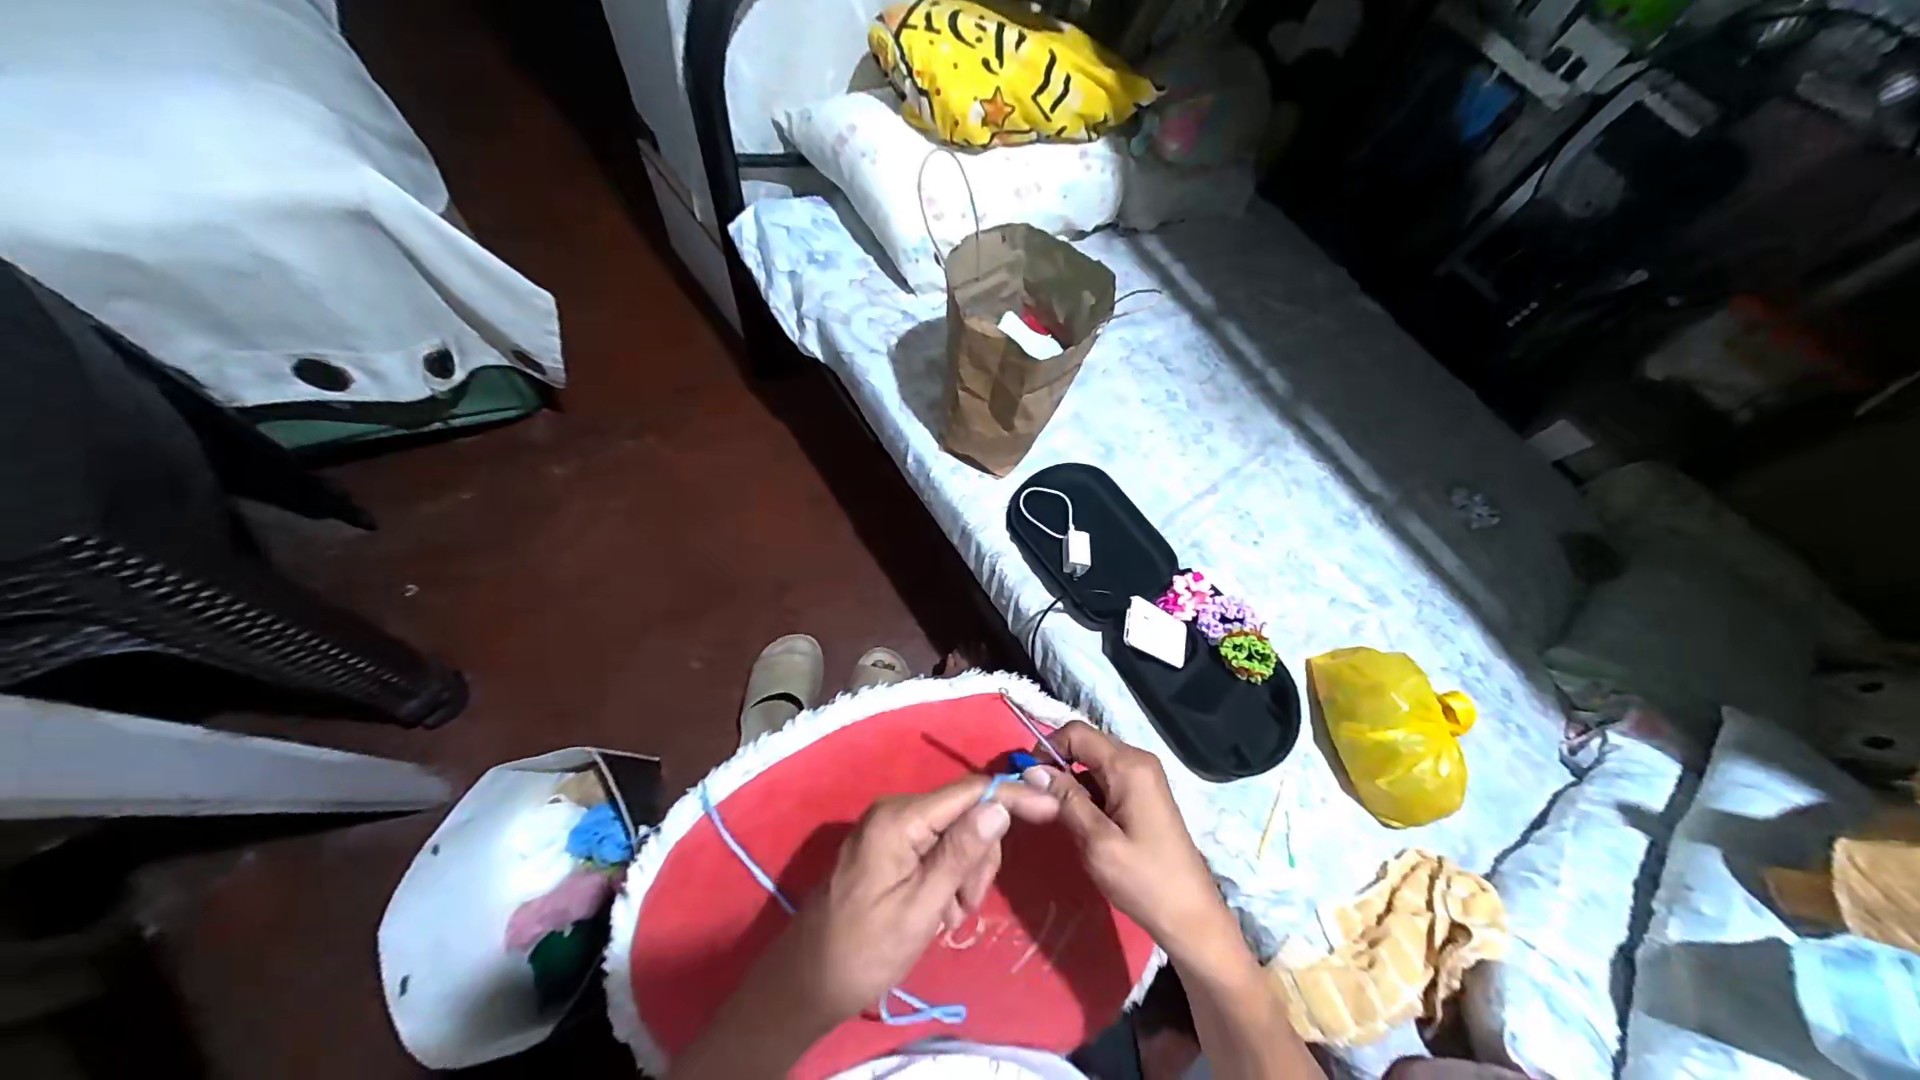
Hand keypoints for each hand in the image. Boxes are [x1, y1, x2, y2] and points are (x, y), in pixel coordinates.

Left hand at [755, 773, 1059, 1025]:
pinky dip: (946, 879)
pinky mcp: (890, 846)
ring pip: (956, 835)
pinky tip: (936, 911)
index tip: (1052, 808)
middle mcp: (896, 811)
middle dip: (977, 859)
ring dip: (962, 876)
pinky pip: (936, 848)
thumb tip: (999, 805)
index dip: (1013, 796)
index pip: (970, 791)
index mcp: (900, 818)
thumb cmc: (865, 949)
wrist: (807, 982)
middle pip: (966, 815)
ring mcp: (891, 828)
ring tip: (945, 917)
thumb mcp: (921, 907)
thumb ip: (960, 853)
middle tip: (963, 907)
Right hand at [1026, 721, 1239, 966]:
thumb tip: (1032, 769)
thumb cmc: (1144, 880)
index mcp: (1128, 766)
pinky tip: (1082, 820)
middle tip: (1040, 799)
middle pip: (1086, 743)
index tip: (1029, 779)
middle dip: (1058, 764)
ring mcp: (1144, 776)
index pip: (1076, 732)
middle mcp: (1138, 760)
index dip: (1047, 748)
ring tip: (1059, 813)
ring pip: (1094, 761)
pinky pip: (1107, 777)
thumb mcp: (1096, 842)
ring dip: (1072, 780)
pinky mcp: (1144, 793)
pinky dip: (1088, 790)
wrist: (1191, 917)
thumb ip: (1065, 800)